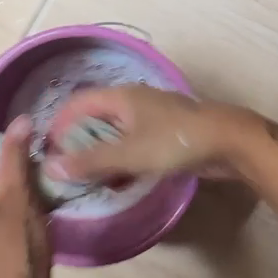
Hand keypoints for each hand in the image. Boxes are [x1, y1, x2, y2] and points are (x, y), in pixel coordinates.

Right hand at [45, 86, 262, 182]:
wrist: (230, 142)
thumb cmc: (176, 142)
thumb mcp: (129, 153)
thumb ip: (90, 160)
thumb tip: (50, 165)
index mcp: (121, 96)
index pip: (78, 103)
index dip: (60, 125)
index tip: (47, 153)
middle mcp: (134, 101)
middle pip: (96, 117)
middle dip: (79, 142)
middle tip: (65, 172)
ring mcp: (152, 117)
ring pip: (116, 132)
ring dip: (101, 153)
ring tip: (88, 180)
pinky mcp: (166, 135)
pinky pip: (134, 144)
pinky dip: (122, 159)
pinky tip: (119, 180)